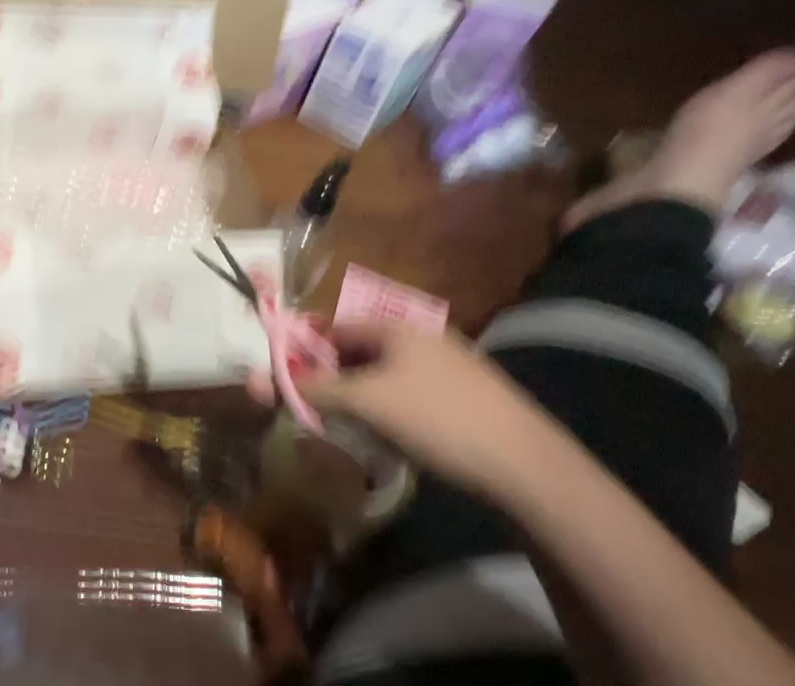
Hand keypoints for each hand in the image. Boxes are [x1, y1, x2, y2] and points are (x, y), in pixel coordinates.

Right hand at [263, 318, 567, 497]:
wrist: (528, 468)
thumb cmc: (437, 420)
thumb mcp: (365, 403)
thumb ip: (313, 390)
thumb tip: (266, 383)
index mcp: (399, 325)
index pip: (336, 324)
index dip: (306, 347)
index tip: (288, 376)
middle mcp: (424, 336)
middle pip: (359, 349)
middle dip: (332, 376)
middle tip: (315, 407)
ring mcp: (450, 367)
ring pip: (384, 374)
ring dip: (359, 397)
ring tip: (349, 427)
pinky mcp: (468, 399)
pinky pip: (410, 394)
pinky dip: (389, 410)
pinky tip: (389, 439)